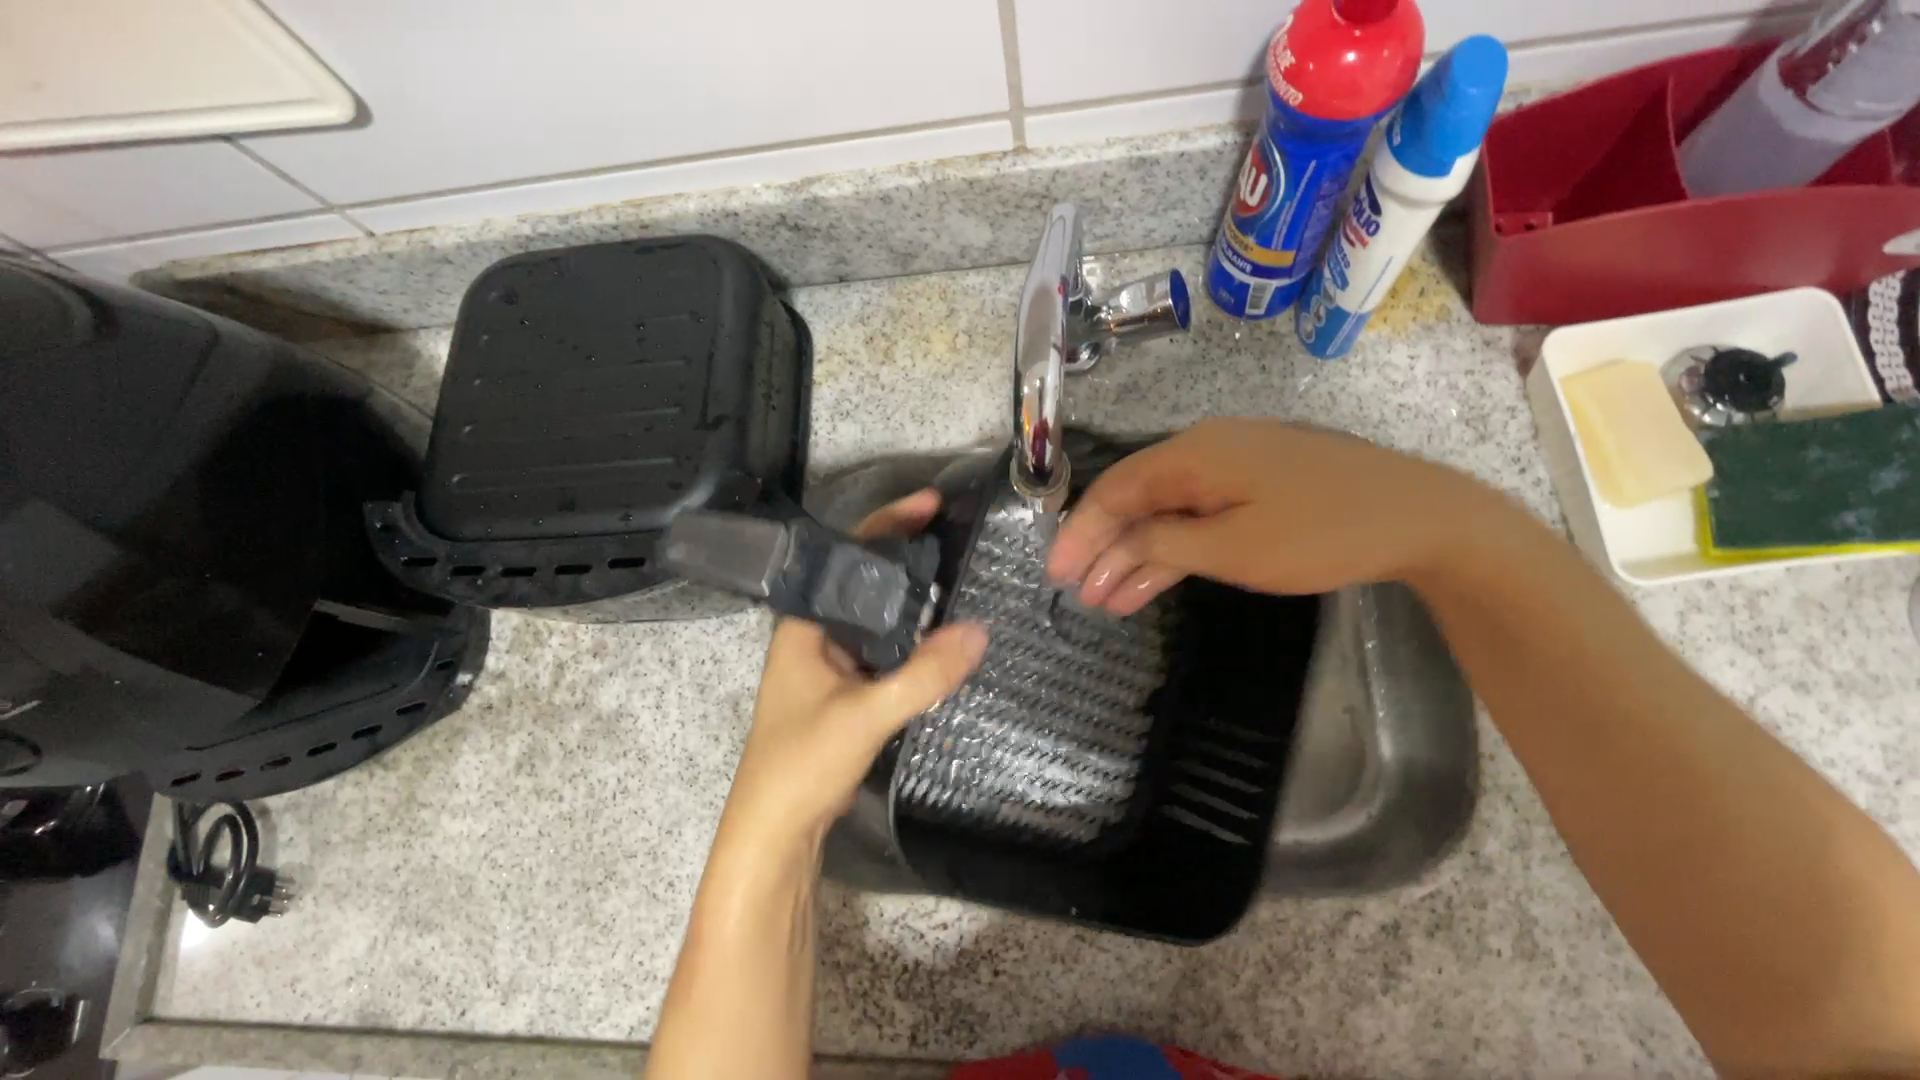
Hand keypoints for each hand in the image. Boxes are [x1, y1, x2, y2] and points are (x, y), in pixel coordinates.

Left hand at [725, 490, 987, 841]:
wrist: (774, 834)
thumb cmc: (802, 764)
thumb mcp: (865, 716)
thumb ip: (923, 675)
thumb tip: (979, 631)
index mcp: (803, 624)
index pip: (846, 557)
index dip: (889, 525)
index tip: (934, 505)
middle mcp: (814, 635)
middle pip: (864, 583)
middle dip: (908, 561)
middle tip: (960, 540)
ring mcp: (830, 665)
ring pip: (877, 620)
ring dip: (913, 604)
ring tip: (962, 579)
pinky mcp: (845, 694)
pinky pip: (884, 652)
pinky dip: (913, 642)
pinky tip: (944, 639)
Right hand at [1046, 417, 1492, 614]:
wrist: (1421, 519)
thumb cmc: (1319, 533)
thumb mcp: (1232, 548)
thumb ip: (1164, 543)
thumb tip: (1120, 541)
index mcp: (1193, 454)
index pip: (1116, 490)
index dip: (1081, 533)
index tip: (1056, 574)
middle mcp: (1206, 451)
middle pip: (1138, 500)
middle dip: (1104, 549)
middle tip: (1076, 594)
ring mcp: (1235, 469)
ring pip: (1168, 513)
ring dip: (1136, 556)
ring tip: (1107, 602)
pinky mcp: (1259, 488)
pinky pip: (1200, 517)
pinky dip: (1175, 550)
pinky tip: (1151, 584)